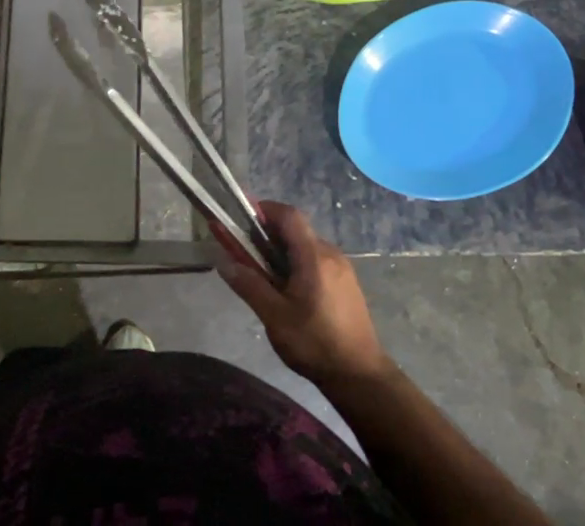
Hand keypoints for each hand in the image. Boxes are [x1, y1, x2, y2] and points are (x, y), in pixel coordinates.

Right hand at [217, 201, 391, 385]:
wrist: (360, 375)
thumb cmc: (315, 343)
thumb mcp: (274, 317)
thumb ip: (249, 286)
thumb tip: (224, 262)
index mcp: (314, 256)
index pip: (289, 215)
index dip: (265, 209)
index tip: (242, 219)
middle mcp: (331, 254)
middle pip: (296, 229)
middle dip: (269, 234)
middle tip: (245, 253)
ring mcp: (342, 268)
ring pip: (306, 246)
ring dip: (283, 251)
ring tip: (263, 275)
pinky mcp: (347, 283)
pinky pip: (317, 261)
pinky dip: (298, 263)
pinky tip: (288, 290)